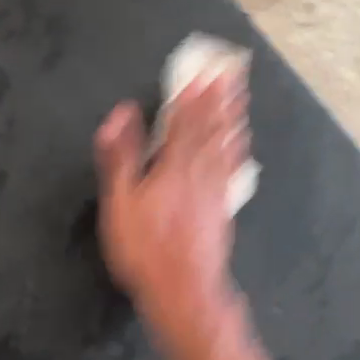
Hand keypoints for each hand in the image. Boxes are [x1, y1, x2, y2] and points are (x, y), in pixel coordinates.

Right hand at [95, 71, 249, 359]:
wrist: (184, 290)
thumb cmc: (145, 249)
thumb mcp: (120, 203)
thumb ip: (120, 157)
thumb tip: (122, 114)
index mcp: (173, 166)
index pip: (184, 122)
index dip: (192, 95)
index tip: (202, 69)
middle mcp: (200, 172)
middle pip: (211, 128)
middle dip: (218, 98)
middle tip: (229, 70)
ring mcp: (215, 191)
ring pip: (225, 145)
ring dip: (231, 117)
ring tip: (238, 95)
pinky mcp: (222, 210)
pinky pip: (232, 168)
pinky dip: (235, 149)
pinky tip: (239, 143)